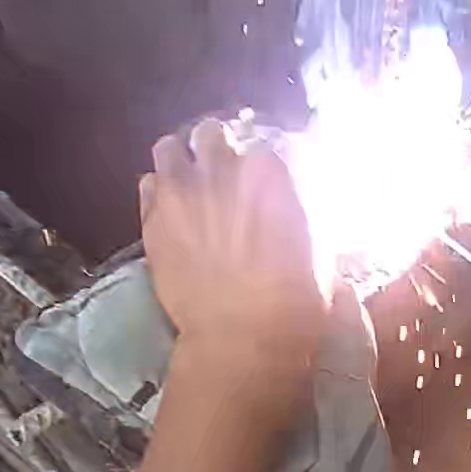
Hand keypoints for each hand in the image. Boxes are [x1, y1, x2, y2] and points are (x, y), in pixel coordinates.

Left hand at [140, 119, 324, 394]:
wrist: (243, 338)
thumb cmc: (296, 303)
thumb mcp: (321, 253)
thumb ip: (308, 218)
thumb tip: (302, 209)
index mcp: (271, 172)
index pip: (267, 144)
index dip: (269, 166)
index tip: (271, 184)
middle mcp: (221, 167)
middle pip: (214, 134)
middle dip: (223, 152)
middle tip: (230, 179)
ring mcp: (180, 190)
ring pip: (171, 148)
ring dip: (184, 162)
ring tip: (194, 186)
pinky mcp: (152, 217)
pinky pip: (149, 183)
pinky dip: (162, 191)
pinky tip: (174, 211)